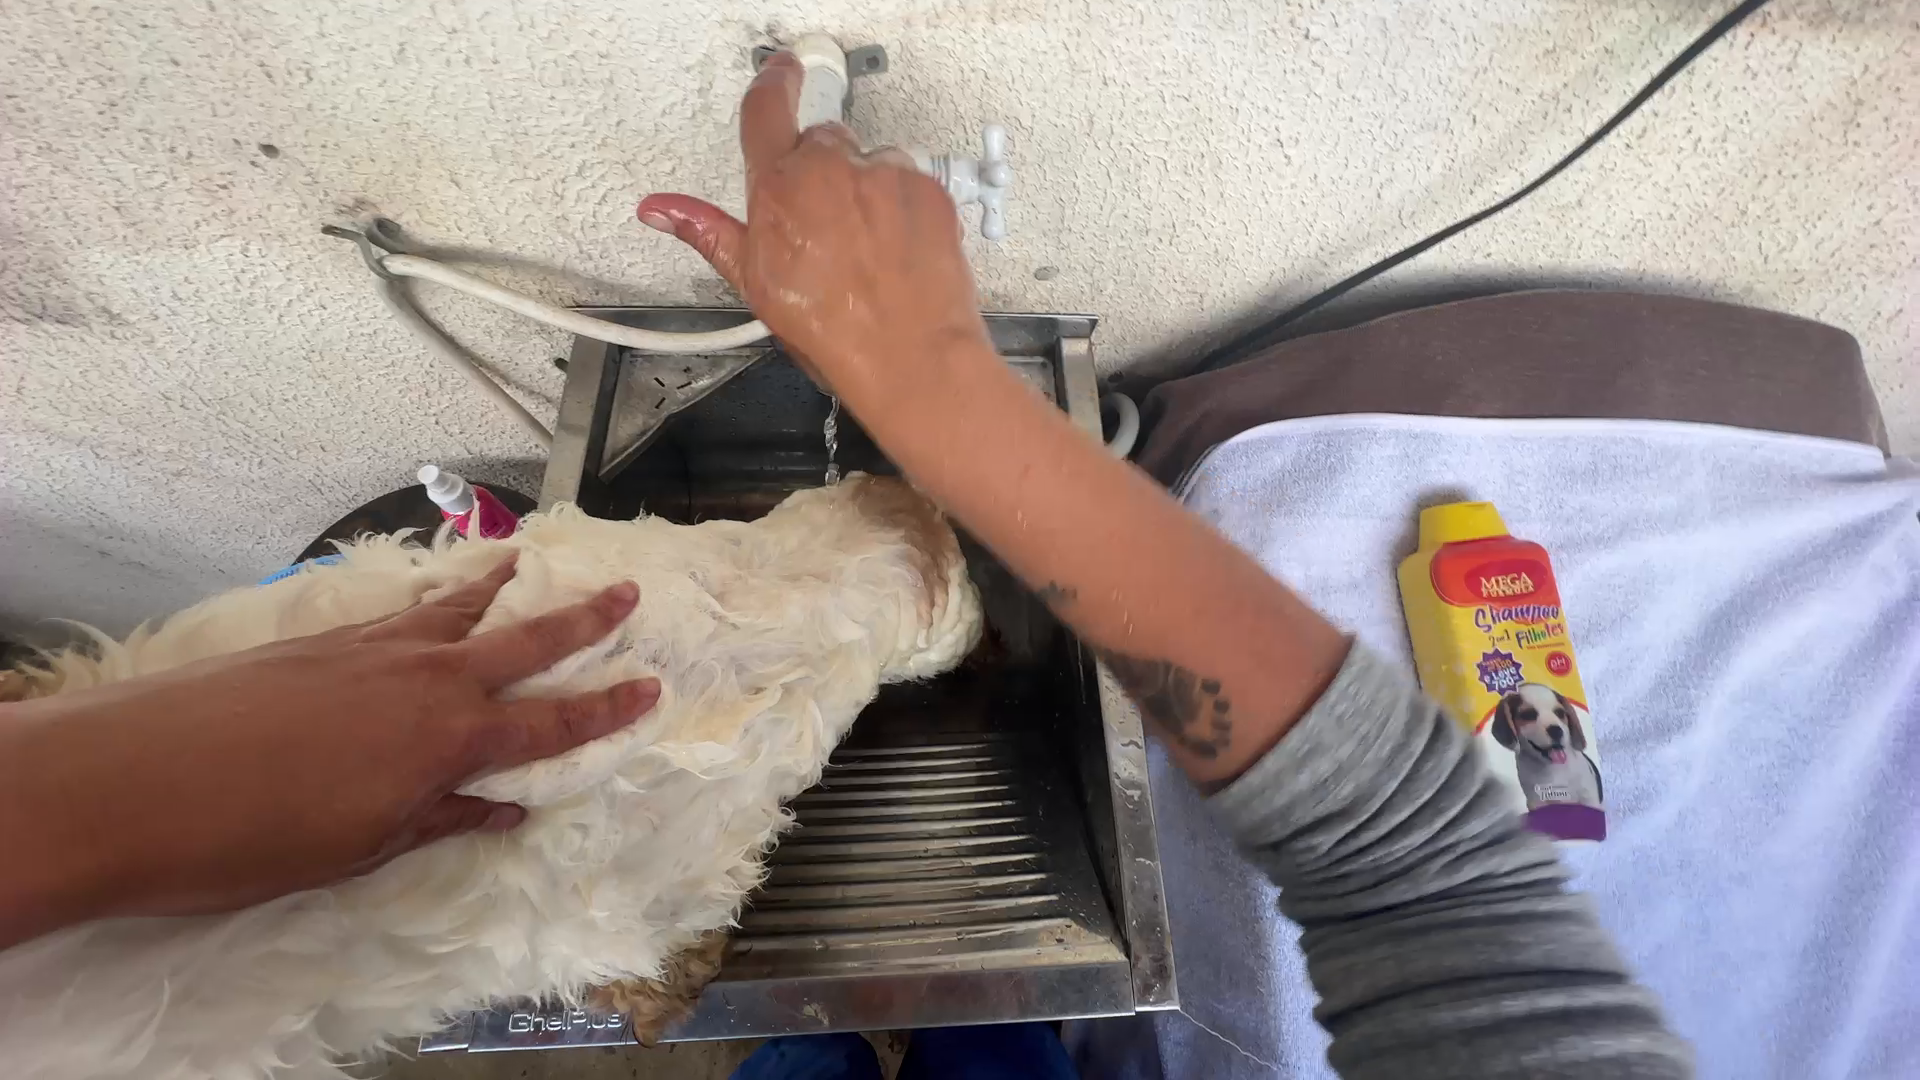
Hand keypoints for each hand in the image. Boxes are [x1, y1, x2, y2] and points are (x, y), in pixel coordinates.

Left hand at [0, 558, 657, 945]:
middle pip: (530, 642)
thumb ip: (442, 817)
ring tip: (530, 560)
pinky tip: (439, 596)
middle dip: (587, 619)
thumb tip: (503, 811)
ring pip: (467, 608)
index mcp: (451, 739)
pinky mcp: (333, 638)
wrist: (118, 783)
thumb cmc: (251, 837)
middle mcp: (434, 681)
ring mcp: (384, 650)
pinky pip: (407, 610)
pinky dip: (438, 598)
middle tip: (628, 591)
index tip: (652, 687)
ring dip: (508, 587)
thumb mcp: (360, 847)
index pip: (554, 723)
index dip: (609, 708)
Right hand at [636, 52, 994, 397]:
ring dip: (868, 192)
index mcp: (779, 188)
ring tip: (870, 250)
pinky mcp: (927, 189)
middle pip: (823, 144)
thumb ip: (712, 235)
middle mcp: (831, 168)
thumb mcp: (758, 287)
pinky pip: (911, 183)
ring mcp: (884, 176)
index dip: (774, 85)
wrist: (910, 356)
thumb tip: (662, 210)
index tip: (781, 75)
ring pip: (872, 163)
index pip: (766, 110)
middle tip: (831, 232)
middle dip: (824, 176)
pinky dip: (905, 208)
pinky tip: (899, 250)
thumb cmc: (836, 333)